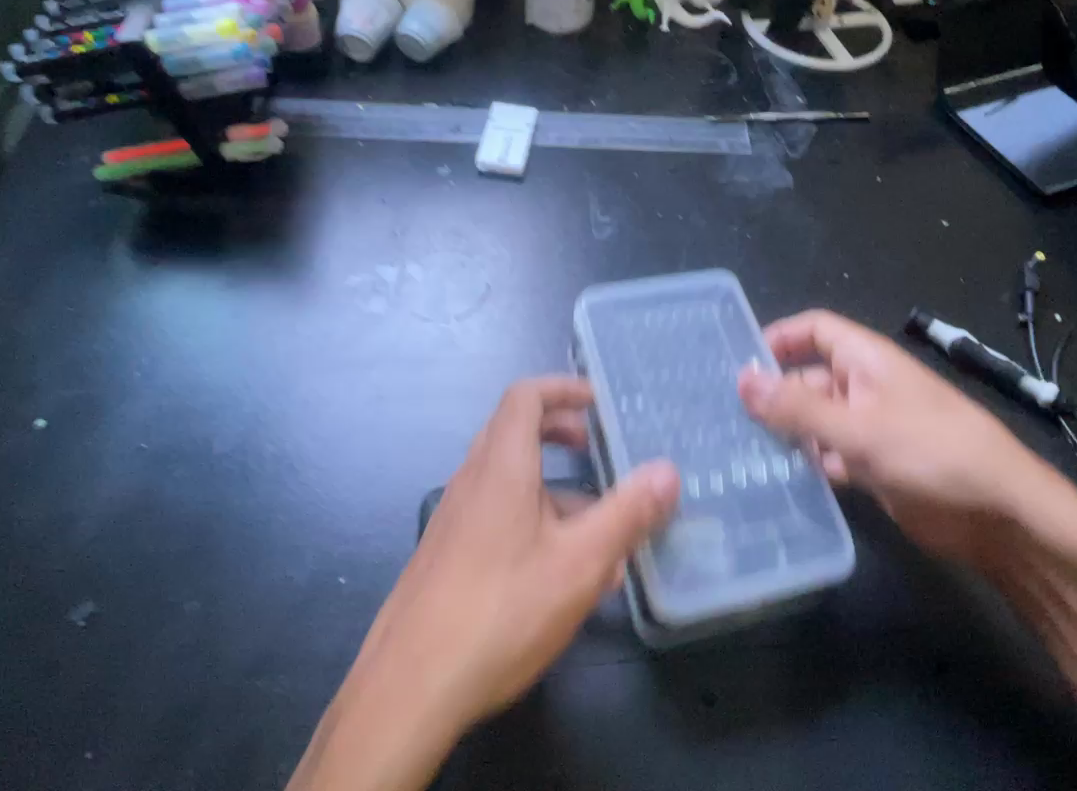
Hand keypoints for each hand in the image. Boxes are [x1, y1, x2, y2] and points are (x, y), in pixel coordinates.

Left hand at [357, 377, 677, 728]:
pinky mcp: (448, 557)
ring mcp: (454, 521)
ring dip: (556, 493)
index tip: (598, 403)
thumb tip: (668, 470)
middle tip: (599, 453)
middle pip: (514, 433)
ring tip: (601, 536)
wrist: (409, 689)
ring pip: (510, 484)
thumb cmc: (501, 612)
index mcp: (500, 467)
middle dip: (561, 435)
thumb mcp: (580, 563)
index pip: (524, 397)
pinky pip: (497, 520)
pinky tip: (564, 579)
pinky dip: (535, 525)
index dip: (562, 388)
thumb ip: (627, 513)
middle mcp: (471, 483)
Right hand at [737, 310, 1076, 566]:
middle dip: (772, 395)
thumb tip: (742, 379)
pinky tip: (775, 481)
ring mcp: (870, 429)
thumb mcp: (860, 427)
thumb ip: (798, 406)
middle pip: (807, 378)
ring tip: (736, 451)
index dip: (778, 337)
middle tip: (722, 419)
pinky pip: (829, 457)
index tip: (736, 363)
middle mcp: (865, 388)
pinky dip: (807, 465)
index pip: (815, 330)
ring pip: (814, 421)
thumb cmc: (933, 453)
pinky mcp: (874, 467)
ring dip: (785, 434)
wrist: (1000, 516)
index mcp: (867, 361)